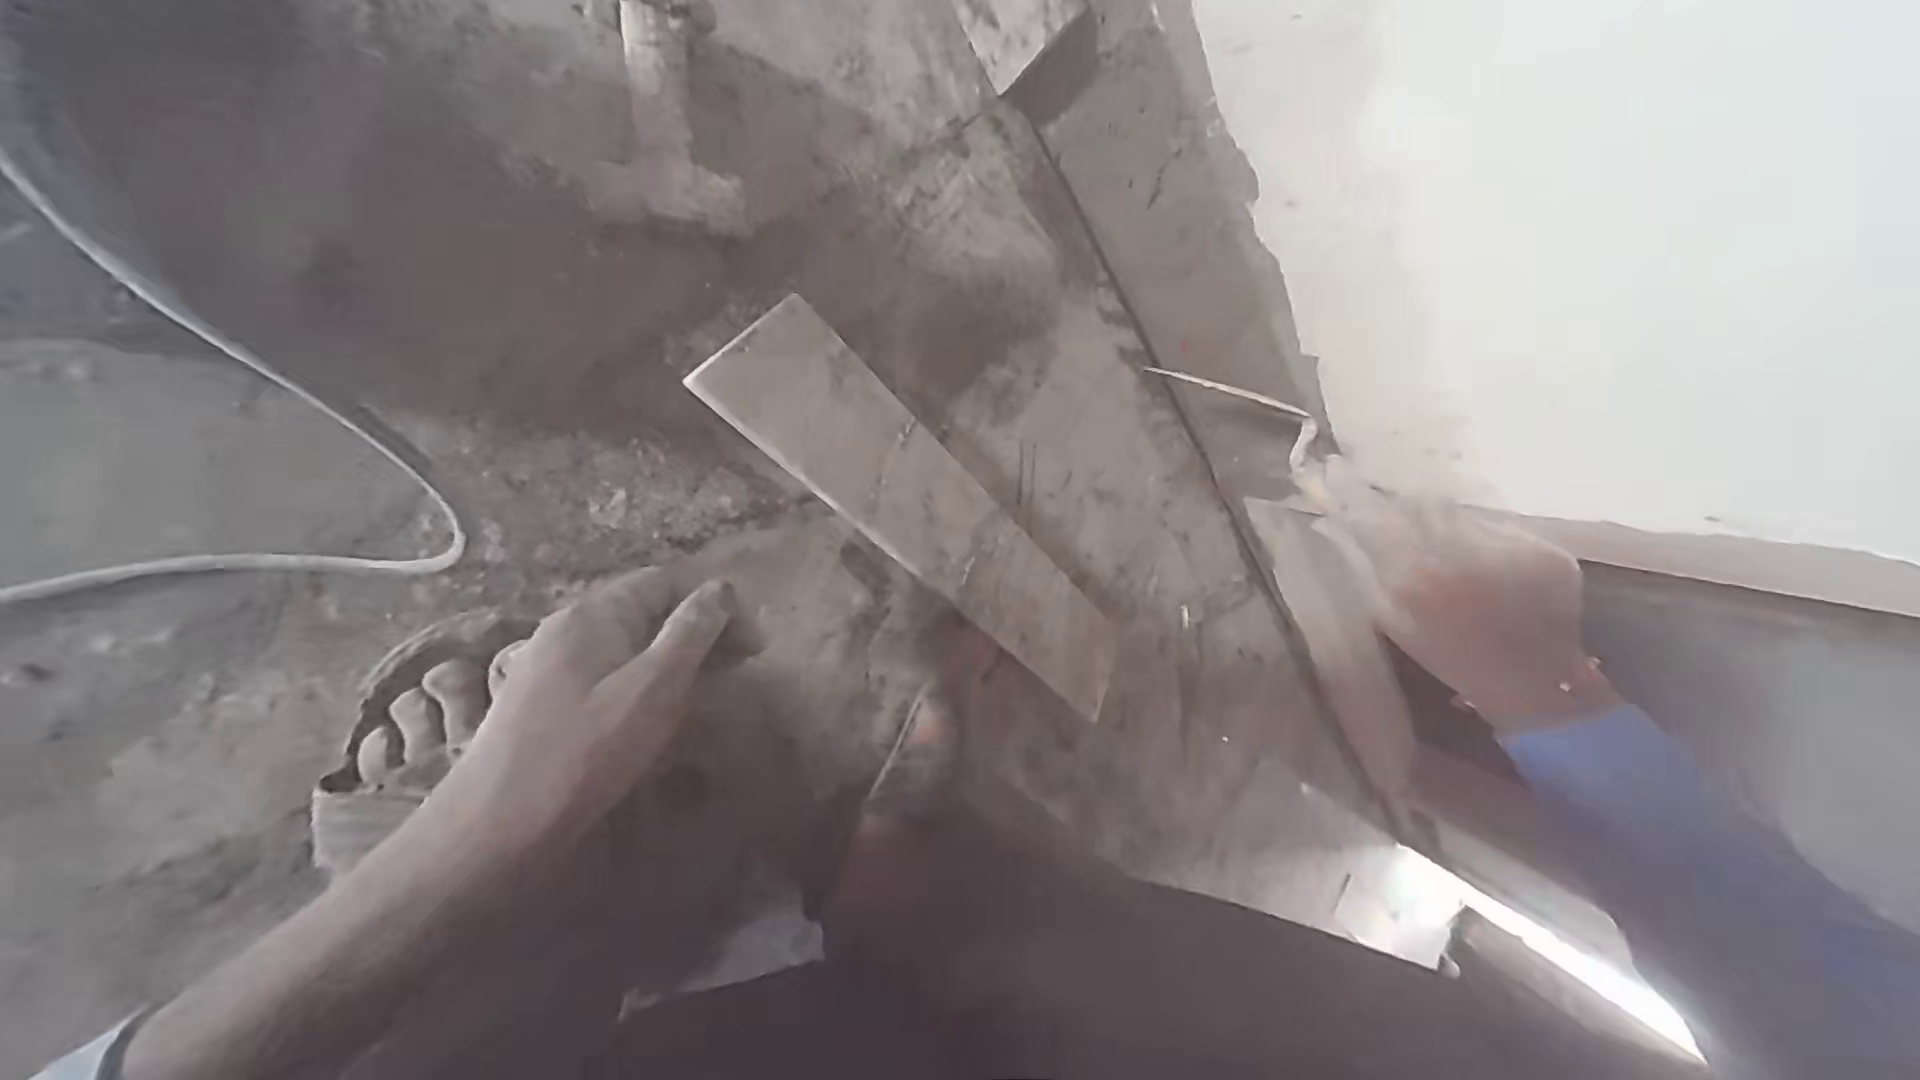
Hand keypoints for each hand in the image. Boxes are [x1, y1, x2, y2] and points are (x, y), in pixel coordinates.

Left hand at [422, 570, 734, 854]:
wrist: (493, 832)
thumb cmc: (585, 752)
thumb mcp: (653, 687)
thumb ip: (691, 631)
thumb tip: (721, 587)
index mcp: (593, 614)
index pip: (667, 582)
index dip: (716, 605)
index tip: (751, 647)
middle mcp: (569, 627)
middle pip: (649, 610)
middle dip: (700, 631)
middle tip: (738, 668)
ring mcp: (554, 663)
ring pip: (632, 643)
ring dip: (678, 657)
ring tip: (708, 690)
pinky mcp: (550, 698)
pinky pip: (612, 671)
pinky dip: (648, 679)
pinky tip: (661, 710)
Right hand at [1305, 457, 1619, 731]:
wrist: (1533, 679)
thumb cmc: (1446, 653)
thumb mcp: (1389, 616)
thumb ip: (1360, 565)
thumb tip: (1329, 523)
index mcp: (1414, 577)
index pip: (1373, 515)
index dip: (1350, 489)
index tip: (1332, 465)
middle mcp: (1462, 555)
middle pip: (1418, 504)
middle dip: (1399, 504)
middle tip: (1386, 506)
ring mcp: (1509, 549)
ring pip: (1458, 512)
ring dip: (1439, 520)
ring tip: (1441, 546)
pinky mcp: (1545, 549)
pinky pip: (1495, 526)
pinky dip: (1479, 536)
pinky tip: (1480, 563)